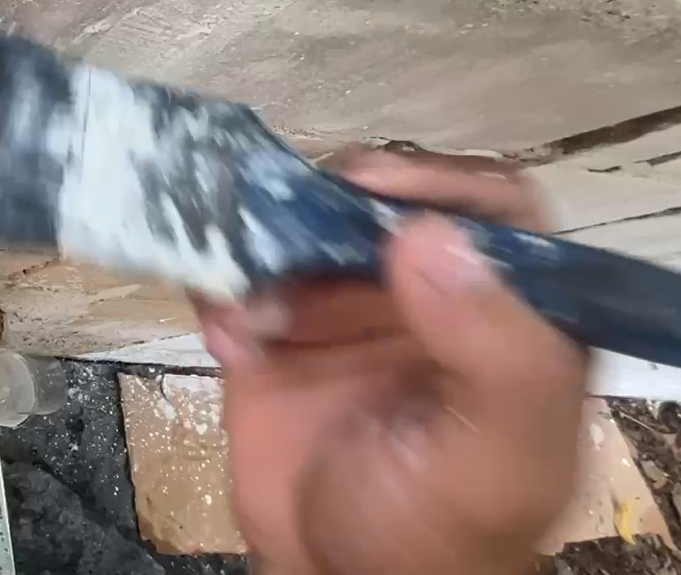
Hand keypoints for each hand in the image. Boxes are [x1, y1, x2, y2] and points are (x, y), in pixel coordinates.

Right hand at [196, 149, 587, 574]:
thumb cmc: (434, 532)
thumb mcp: (492, 460)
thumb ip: (495, 356)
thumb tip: (429, 236)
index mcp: (497, 316)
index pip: (487, 209)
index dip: (433, 180)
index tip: (362, 187)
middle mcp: (412, 295)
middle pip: (359, 204)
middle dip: (307, 215)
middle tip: (269, 241)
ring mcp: (329, 306)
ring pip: (279, 232)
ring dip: (249, 261)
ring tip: (245, 319)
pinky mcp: (260, 323)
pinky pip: (224, 275)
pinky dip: (214, 297)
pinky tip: (228, 345)